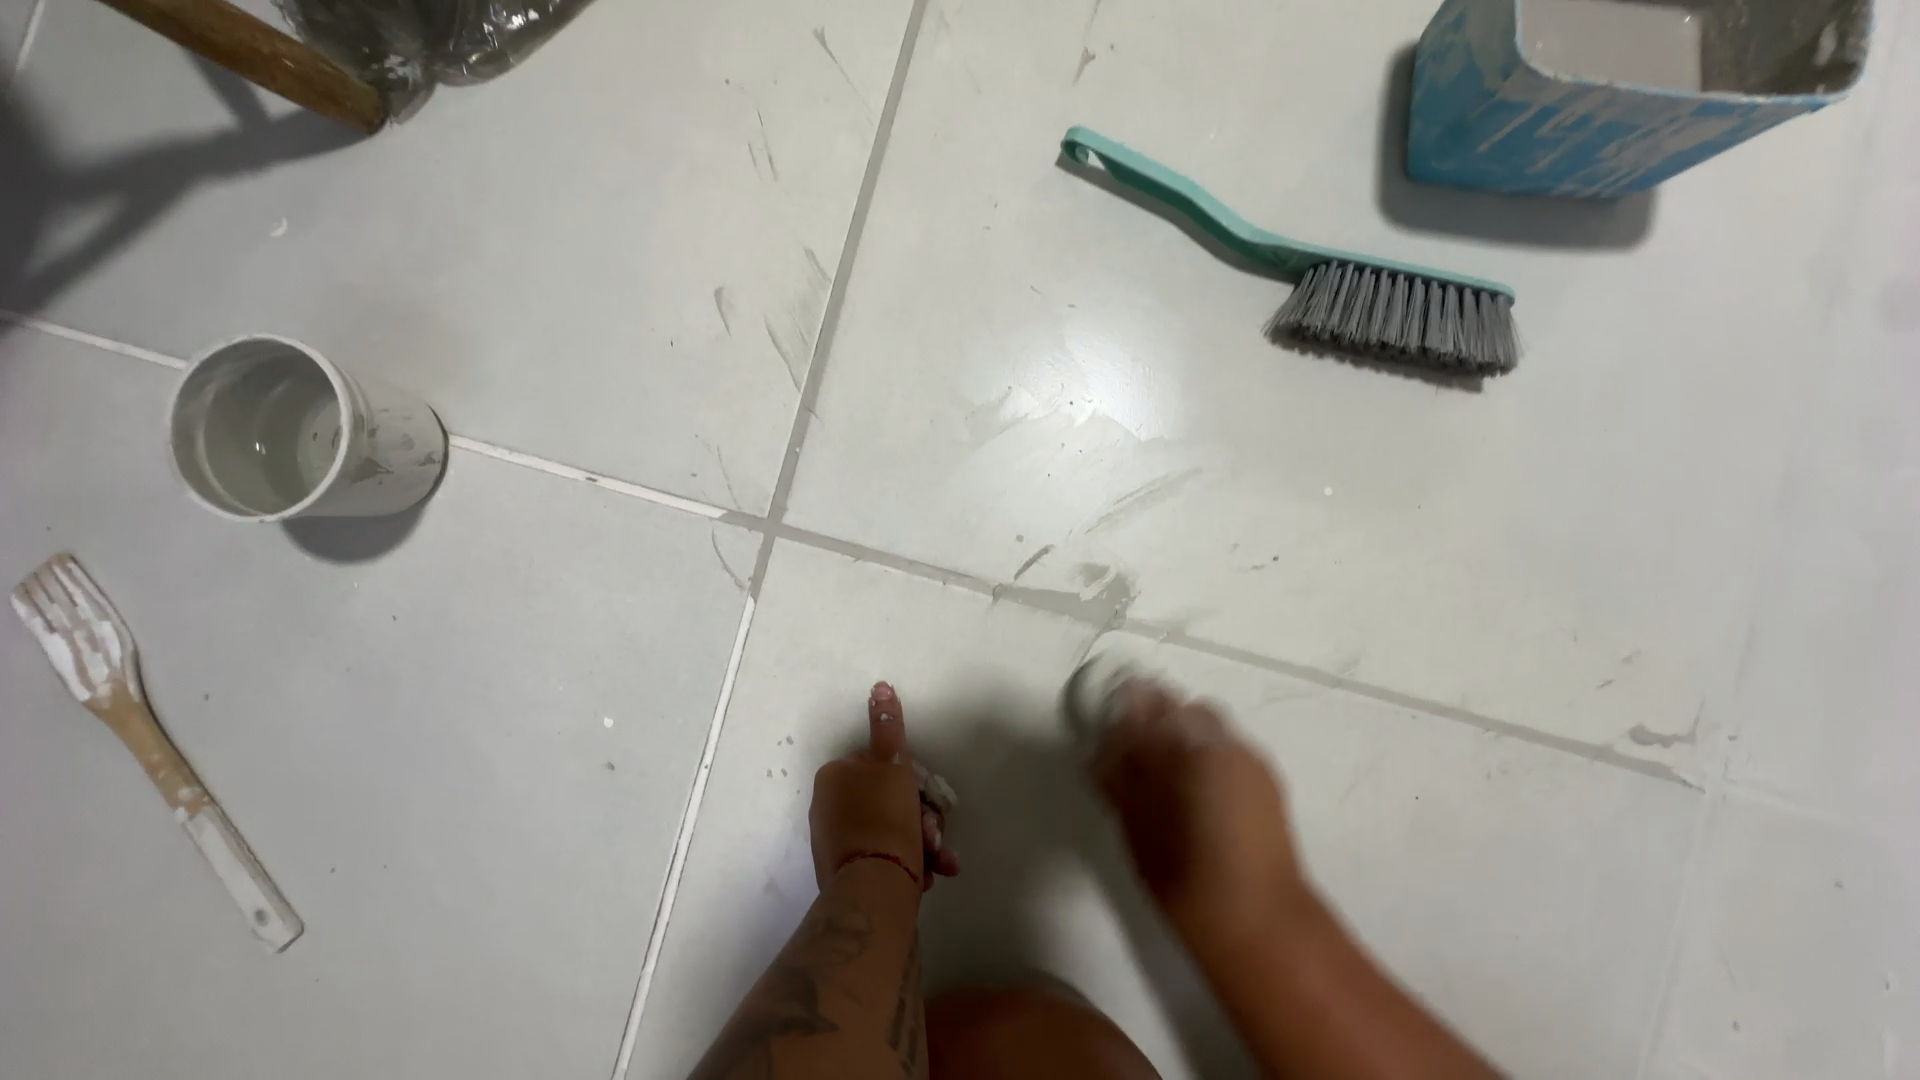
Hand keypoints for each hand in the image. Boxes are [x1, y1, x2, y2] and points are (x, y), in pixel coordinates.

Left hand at [810, 681, 961, 891]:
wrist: (875, 890)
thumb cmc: (886, 819)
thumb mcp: (892, 765)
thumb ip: (888, 727)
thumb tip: (880, 686)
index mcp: (834, 778)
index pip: (880, 765)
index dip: (912, 781)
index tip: (929, 798)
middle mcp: (828, 808)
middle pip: (888, 801)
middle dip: (920, 817)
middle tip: (934, 834)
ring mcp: (836, 844)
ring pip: (892, 831)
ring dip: (922, 843)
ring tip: (939, 860)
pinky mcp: (846, 874)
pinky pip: (886, 858)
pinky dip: (911, 862)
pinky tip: (930, 874)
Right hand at [1088, 676, 1308, 954]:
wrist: (1261, 919)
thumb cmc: (1185, 878)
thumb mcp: (1137, 830)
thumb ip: (1117, 782)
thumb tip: (1097, 752)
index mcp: (1182, 747)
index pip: (1143, 704)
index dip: (1122, 705)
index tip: (1108, 715)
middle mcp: (1218, 740)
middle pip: (1179, 706)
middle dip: (1154, 714)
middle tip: (1132, 745)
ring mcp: (1247, 757)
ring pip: (1206, 723)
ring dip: (1182, 732)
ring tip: (1166, 770)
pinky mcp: (1267, 779)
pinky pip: (1228, 746)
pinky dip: (1207, 752)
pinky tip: (1197, 787)